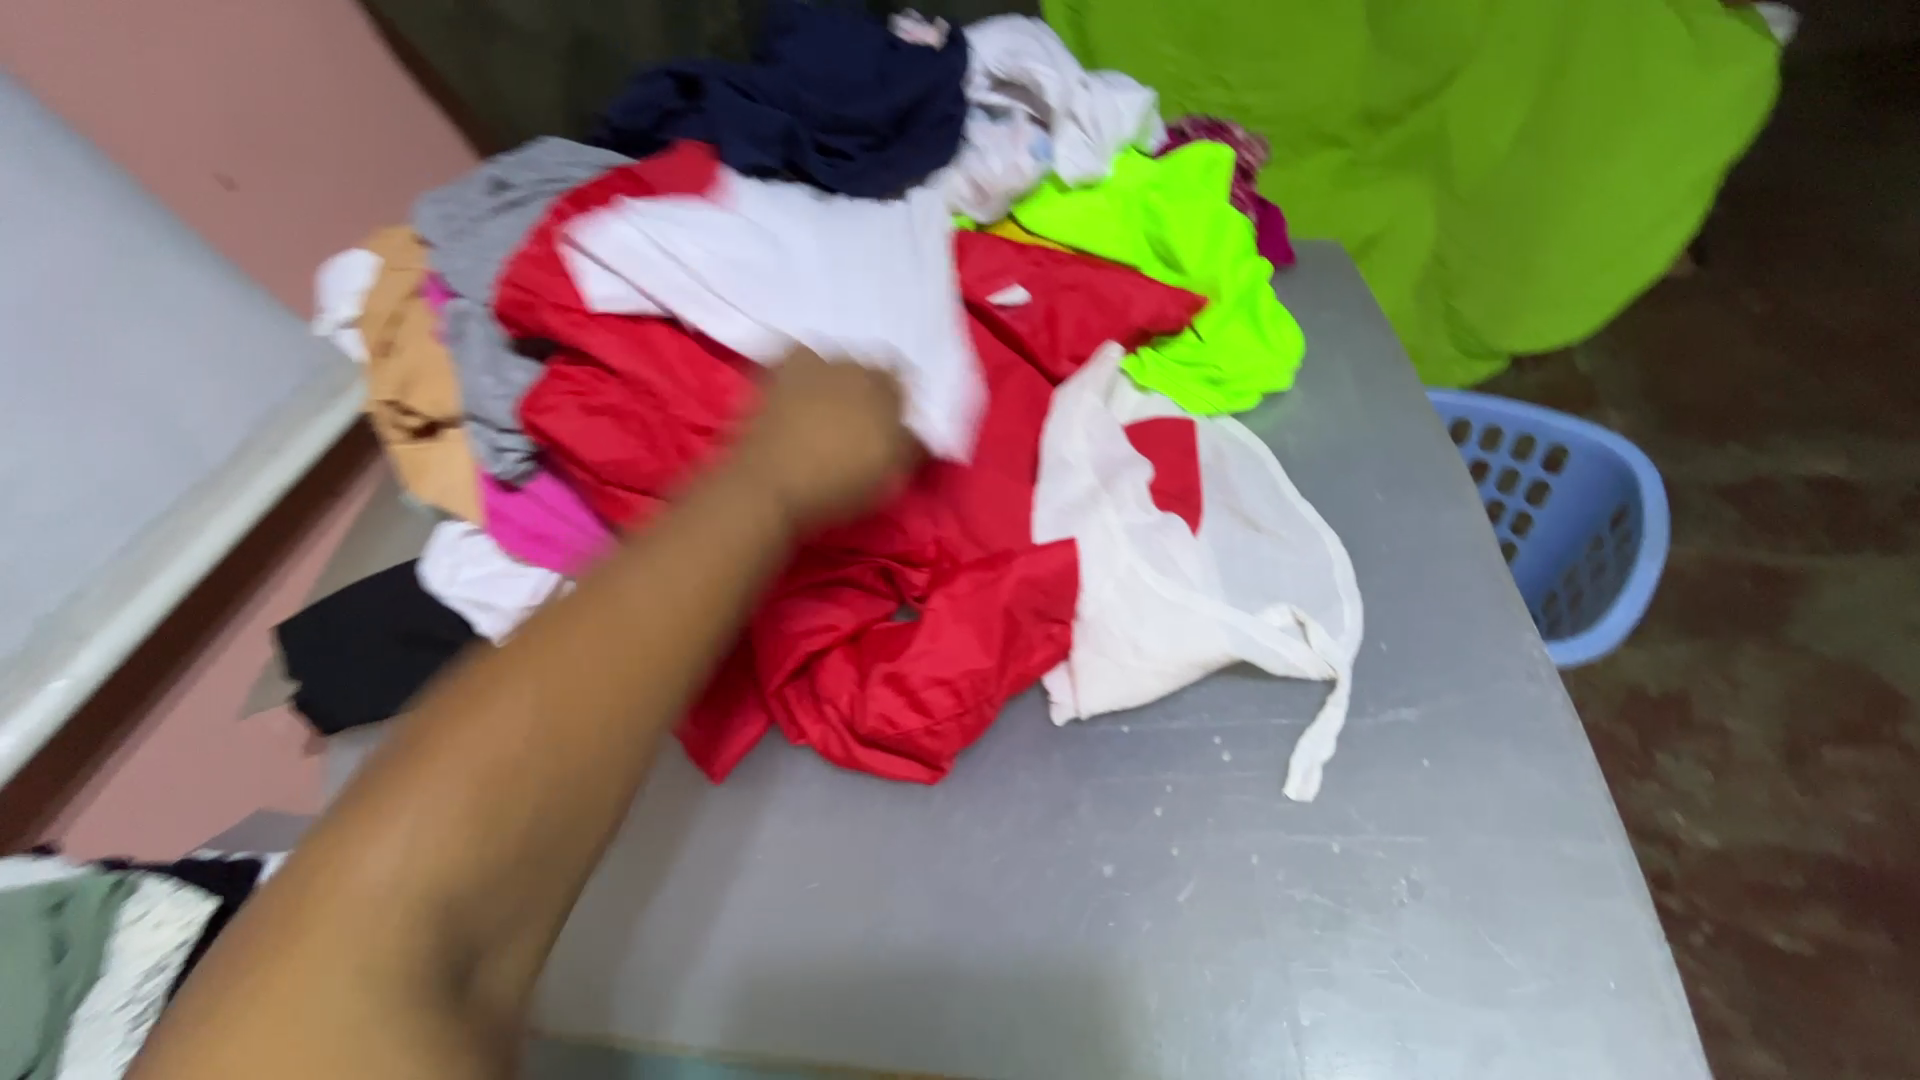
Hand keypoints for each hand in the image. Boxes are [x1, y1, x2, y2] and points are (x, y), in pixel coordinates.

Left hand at [729, 348, 918, 531]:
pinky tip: (793, 396)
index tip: (892, 428)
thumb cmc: (839, 485)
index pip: (903, 381)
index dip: (899, 405)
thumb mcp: (892, 475)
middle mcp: (849, 363)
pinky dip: (796, 375)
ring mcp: (808, 363)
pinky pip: (792, 364)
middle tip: (857, 423)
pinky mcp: (771, 373)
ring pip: (830, 362)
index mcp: (885, 386)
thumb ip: (912, 445)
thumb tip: (917, 432)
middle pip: (866, 369)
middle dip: (865, 390)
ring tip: (823, 412)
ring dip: (831, 380)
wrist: (768, 486)